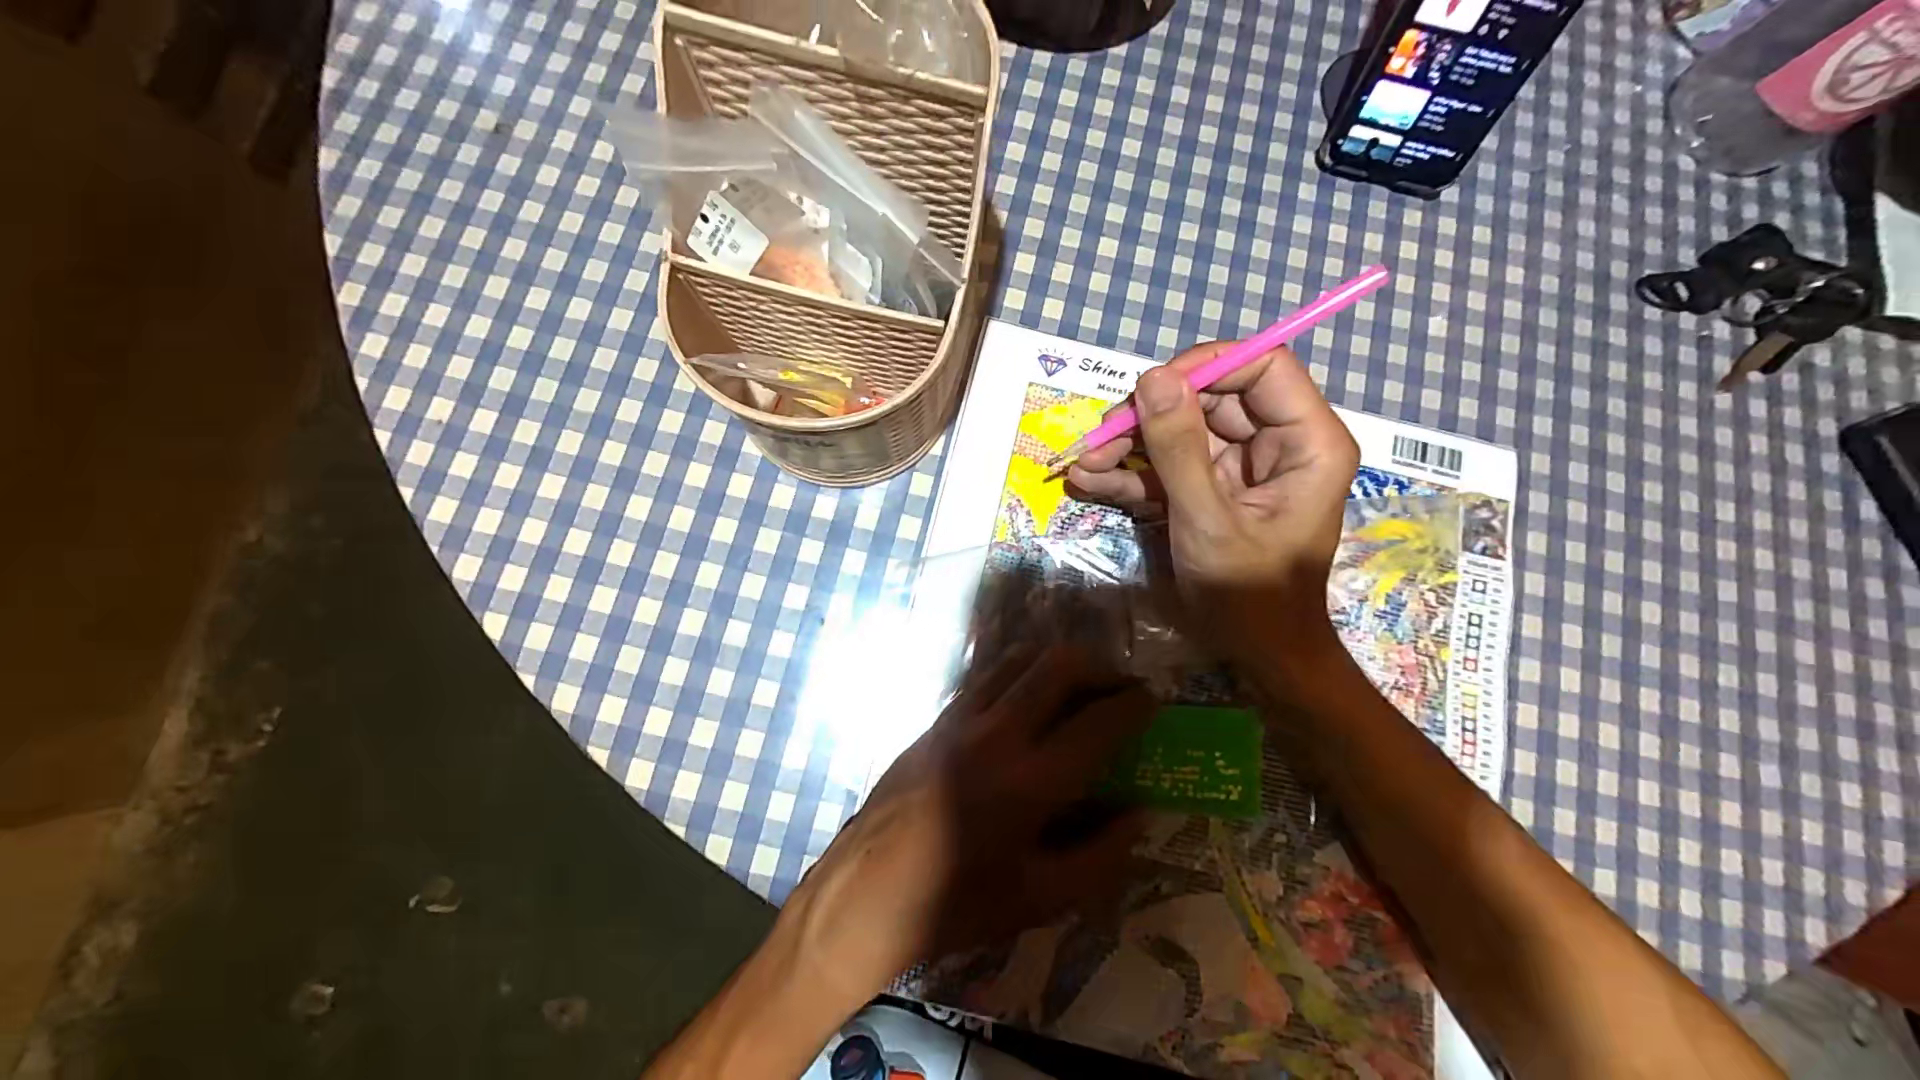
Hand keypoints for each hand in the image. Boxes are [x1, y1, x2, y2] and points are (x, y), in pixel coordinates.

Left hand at [781, 645, 1153, 1004]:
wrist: (866, 892)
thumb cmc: (957, 904)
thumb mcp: (1041, 899)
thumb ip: (1102, 856)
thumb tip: (1139, 810)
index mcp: (1029, 782)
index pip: (1099, 722)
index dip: (1134, 705)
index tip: (1153, 701)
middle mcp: (996, 733)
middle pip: (1059, 665)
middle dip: (1102, 666)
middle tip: (1122, 686)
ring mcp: (960, 718)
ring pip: (1019, 659)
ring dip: (1059, 661)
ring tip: (1081, 683)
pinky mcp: (936, 718)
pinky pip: (988, 676)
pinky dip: (1021, 672)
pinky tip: (1030, 697)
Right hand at [1067, 343, 1357, 672]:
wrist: (1254, 654)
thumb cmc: (1248, 595)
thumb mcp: (1208, 520)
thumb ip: (1179, 449)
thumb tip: (1151, 378)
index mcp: (1306, 441)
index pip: (1263, 367)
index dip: (1205, 367)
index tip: (1148, 388)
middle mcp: (1277, 442)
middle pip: (1210, 397)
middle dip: (1151, 415)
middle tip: (1102, 437)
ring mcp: (1239, 465)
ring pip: (1181, 429)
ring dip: (1129, 446)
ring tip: (1085, 465)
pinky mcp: (1209, 487)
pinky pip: (1169, 464)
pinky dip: (1131, 474)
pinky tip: (1090, 483)